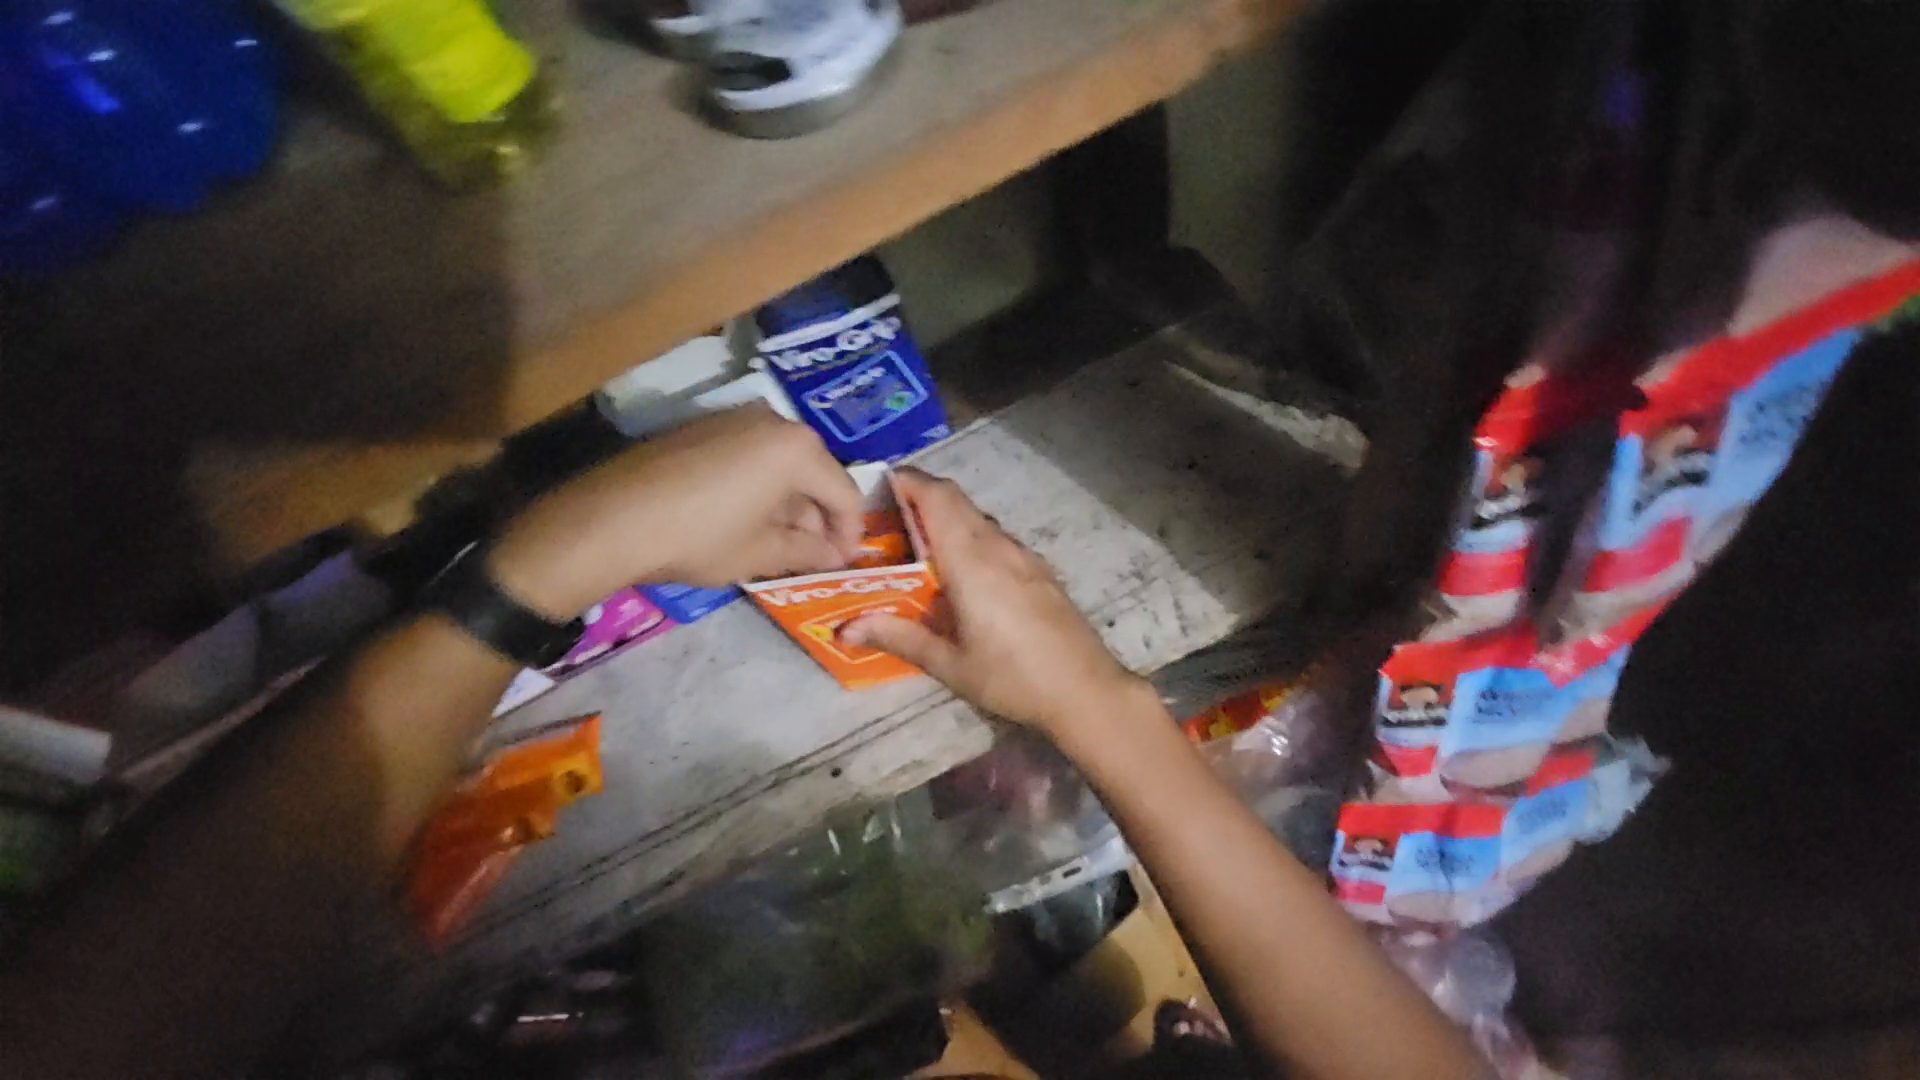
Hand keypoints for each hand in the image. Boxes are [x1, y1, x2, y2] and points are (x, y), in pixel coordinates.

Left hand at [490, 405, 863, 616]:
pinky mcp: (705, 428)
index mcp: (797, 449)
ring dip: (789, 504)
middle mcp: (772, 422)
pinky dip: (761, 488)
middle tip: (814, 555)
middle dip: (818, 516)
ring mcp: (735, 420)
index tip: (843, 561)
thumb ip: (808, 551)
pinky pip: (751, 457)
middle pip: (814, 472)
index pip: (844, 493)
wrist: (611, 519)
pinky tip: (747, 521)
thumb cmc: (700, 537)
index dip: (850, 532)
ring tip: (780, 544)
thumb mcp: (761, 553)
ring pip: (782, 465)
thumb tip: (833, 555)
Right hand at [841, 469, 1149, 737]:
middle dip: (923, 496)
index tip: (882, 486)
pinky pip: (998, 539)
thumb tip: (847, 627)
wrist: (1086, 690)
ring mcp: (1025, 556)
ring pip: (979, 519)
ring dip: (949, 518)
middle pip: (958, 501)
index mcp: (972, 561)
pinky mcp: (1041, 570)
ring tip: (920, 548)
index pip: (938, 498)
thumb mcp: (950, 664)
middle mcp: (999, 547)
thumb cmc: (1012, 678)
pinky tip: (965, 574)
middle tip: (889, 519)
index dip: (910, 482)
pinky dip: (973, 538)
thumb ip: (899, 637)